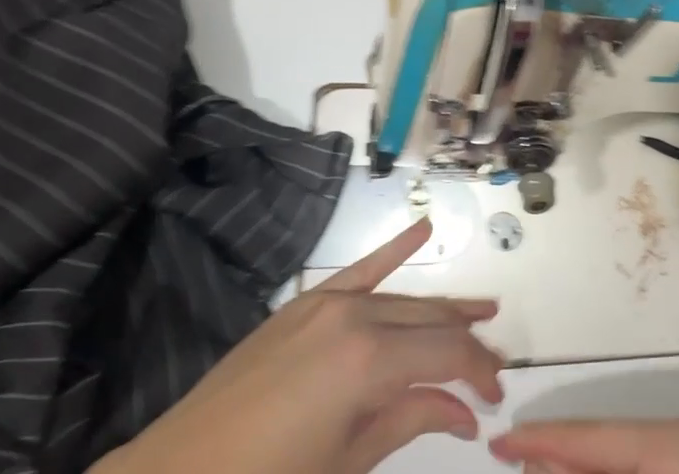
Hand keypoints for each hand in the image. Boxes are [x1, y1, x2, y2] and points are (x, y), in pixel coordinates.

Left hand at [94, 219, 502, 473]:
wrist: (181, 469)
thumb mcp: (349, 459)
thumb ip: (411, 420)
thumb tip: (466, 413)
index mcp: (369, 360)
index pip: (448, 355)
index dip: (480, 373)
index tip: (497, 398)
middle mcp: (354, 317)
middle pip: (430, 322)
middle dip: (468, 344)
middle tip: (496, 368)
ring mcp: (325, 303)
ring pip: (402, 299)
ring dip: (443, 309)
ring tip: (484, 312)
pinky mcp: (302, 303)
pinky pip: (357, 270)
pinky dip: (392, 250)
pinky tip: (424, 229)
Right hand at [489, 417, 678, 473]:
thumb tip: (535, 462)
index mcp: (674, 443)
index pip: (590, 435)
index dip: (540, 440)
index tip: (498, 443)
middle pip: (600, 446)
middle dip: (557, 461)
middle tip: (514, 461)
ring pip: (614, 461)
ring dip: (579, 472)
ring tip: (538, 471)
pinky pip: (634, 471)